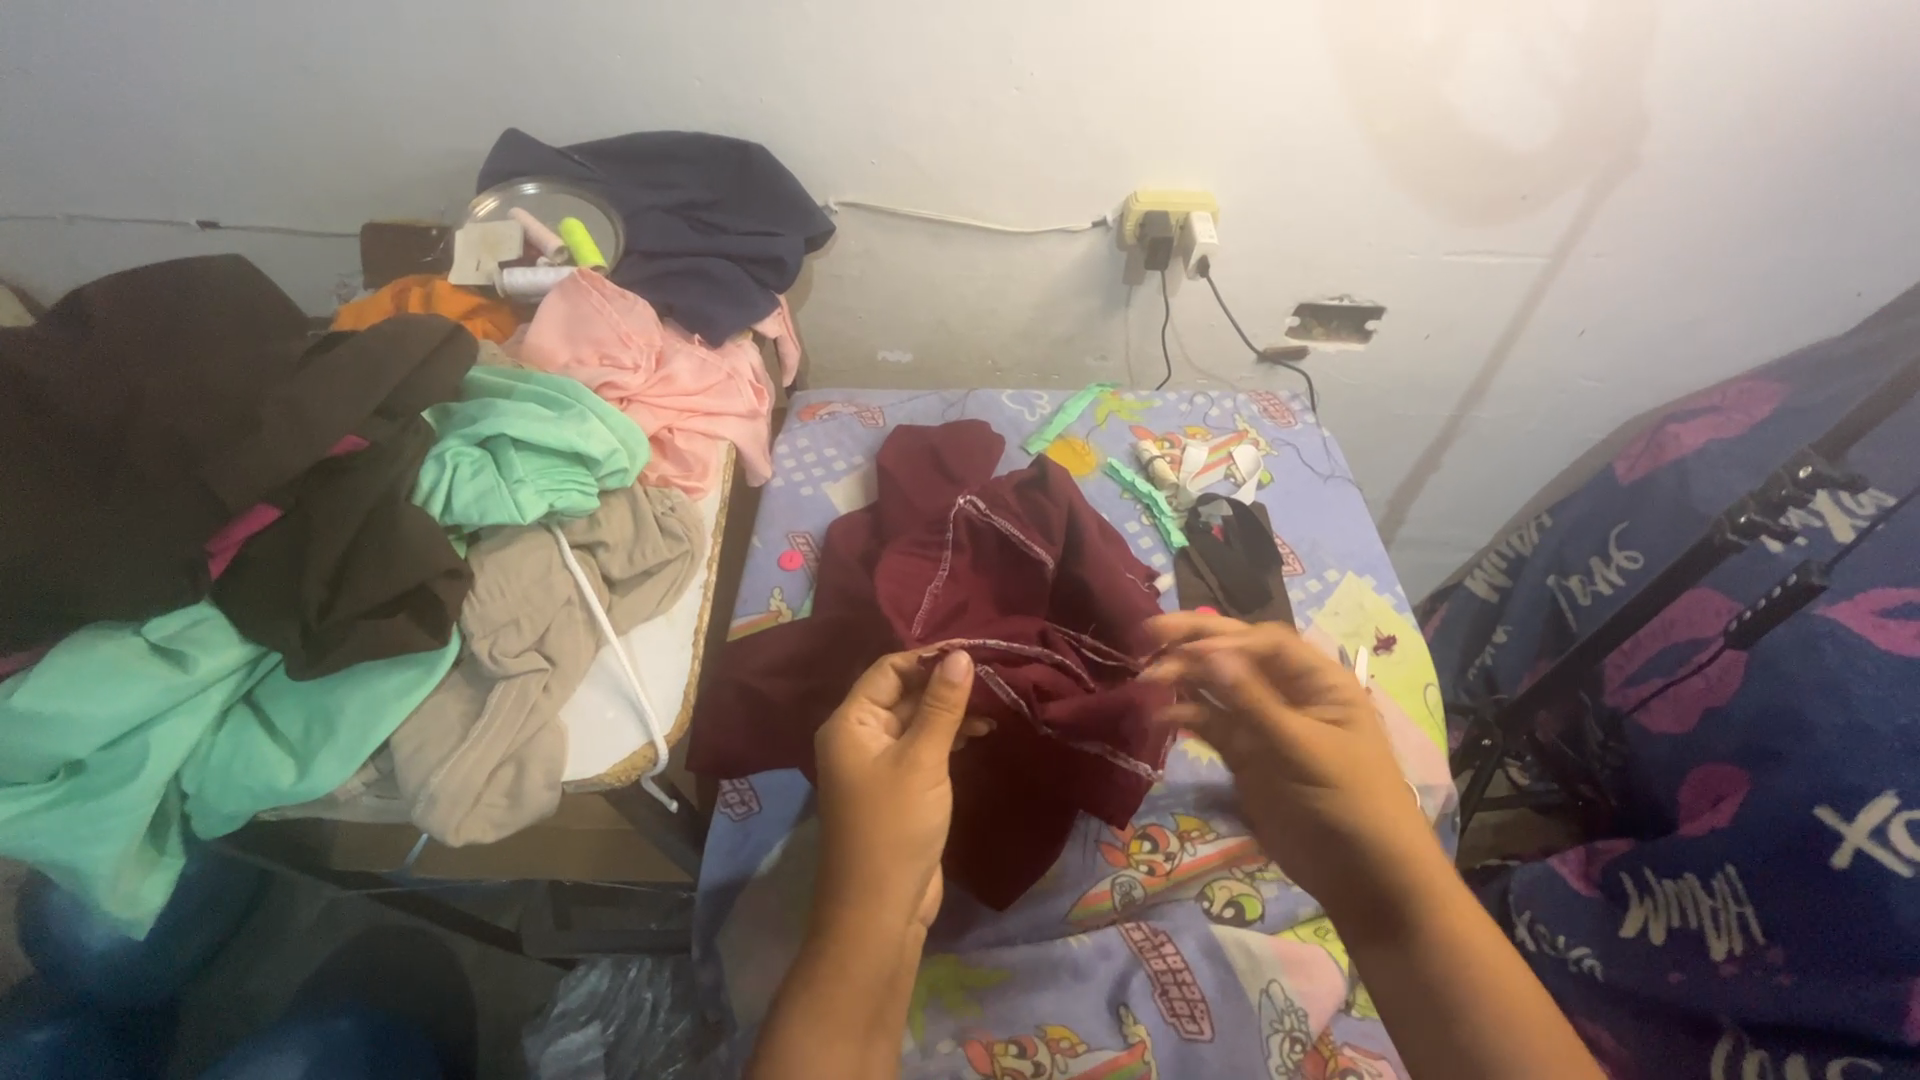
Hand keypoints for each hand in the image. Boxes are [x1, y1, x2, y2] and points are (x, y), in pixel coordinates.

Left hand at [814, 650, 986, 930]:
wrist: (880, 909)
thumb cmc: (895, 827)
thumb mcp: (922, 760)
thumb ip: (942, 705)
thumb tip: (961, 655)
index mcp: (850, 722)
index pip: (888, 670)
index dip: (928, 658)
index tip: (974, 652)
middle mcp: (859, 735)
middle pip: (902, 692)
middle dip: (943, 683)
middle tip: (993, 674)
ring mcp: (877, 762)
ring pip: (915, 719)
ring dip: (950, 710)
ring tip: (995, 703)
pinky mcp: (897, 785)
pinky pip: (922, 746)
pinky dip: (948, 735)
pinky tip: (981, 731)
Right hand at [1142, 613, 1440, 928]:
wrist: (1365, 878)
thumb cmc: (1350, 803)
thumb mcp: (1303, 749)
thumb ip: (1252, 702)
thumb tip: (1207, 652)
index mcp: (1317, 681)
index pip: (1263, 644)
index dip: (1223, 640)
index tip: (1185, 652)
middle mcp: (1287, 693)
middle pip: (1235, 655)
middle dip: (1192, 642)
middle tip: (1148, 635)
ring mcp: (1262, 723)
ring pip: (1215, 686)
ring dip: (1182, 678)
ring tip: (1145, 678)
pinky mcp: (1243, 753)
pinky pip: (1209, 723)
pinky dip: (1183, 716)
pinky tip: (1158, 716)